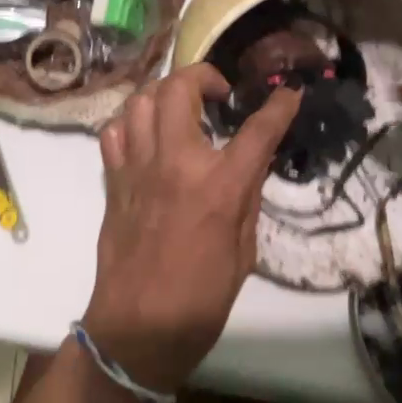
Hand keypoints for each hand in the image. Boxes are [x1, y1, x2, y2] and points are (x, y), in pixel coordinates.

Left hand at [83, 63, 299, 394]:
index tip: (289, 94)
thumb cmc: (201, 299)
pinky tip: (145, 137)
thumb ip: (246, 196)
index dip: (279, 107)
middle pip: (180, 88)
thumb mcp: (243, 251)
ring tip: (180, 110)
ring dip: (164, 94)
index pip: (257, 131)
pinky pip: (114, 130)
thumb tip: (249, 160)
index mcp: (218, 186)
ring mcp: (137, 166)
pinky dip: (131, 123)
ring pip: (141, 99)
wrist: (138, 326)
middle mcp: (174, 163)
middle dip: (203, 76)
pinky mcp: (112, 179)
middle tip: (218, 94)